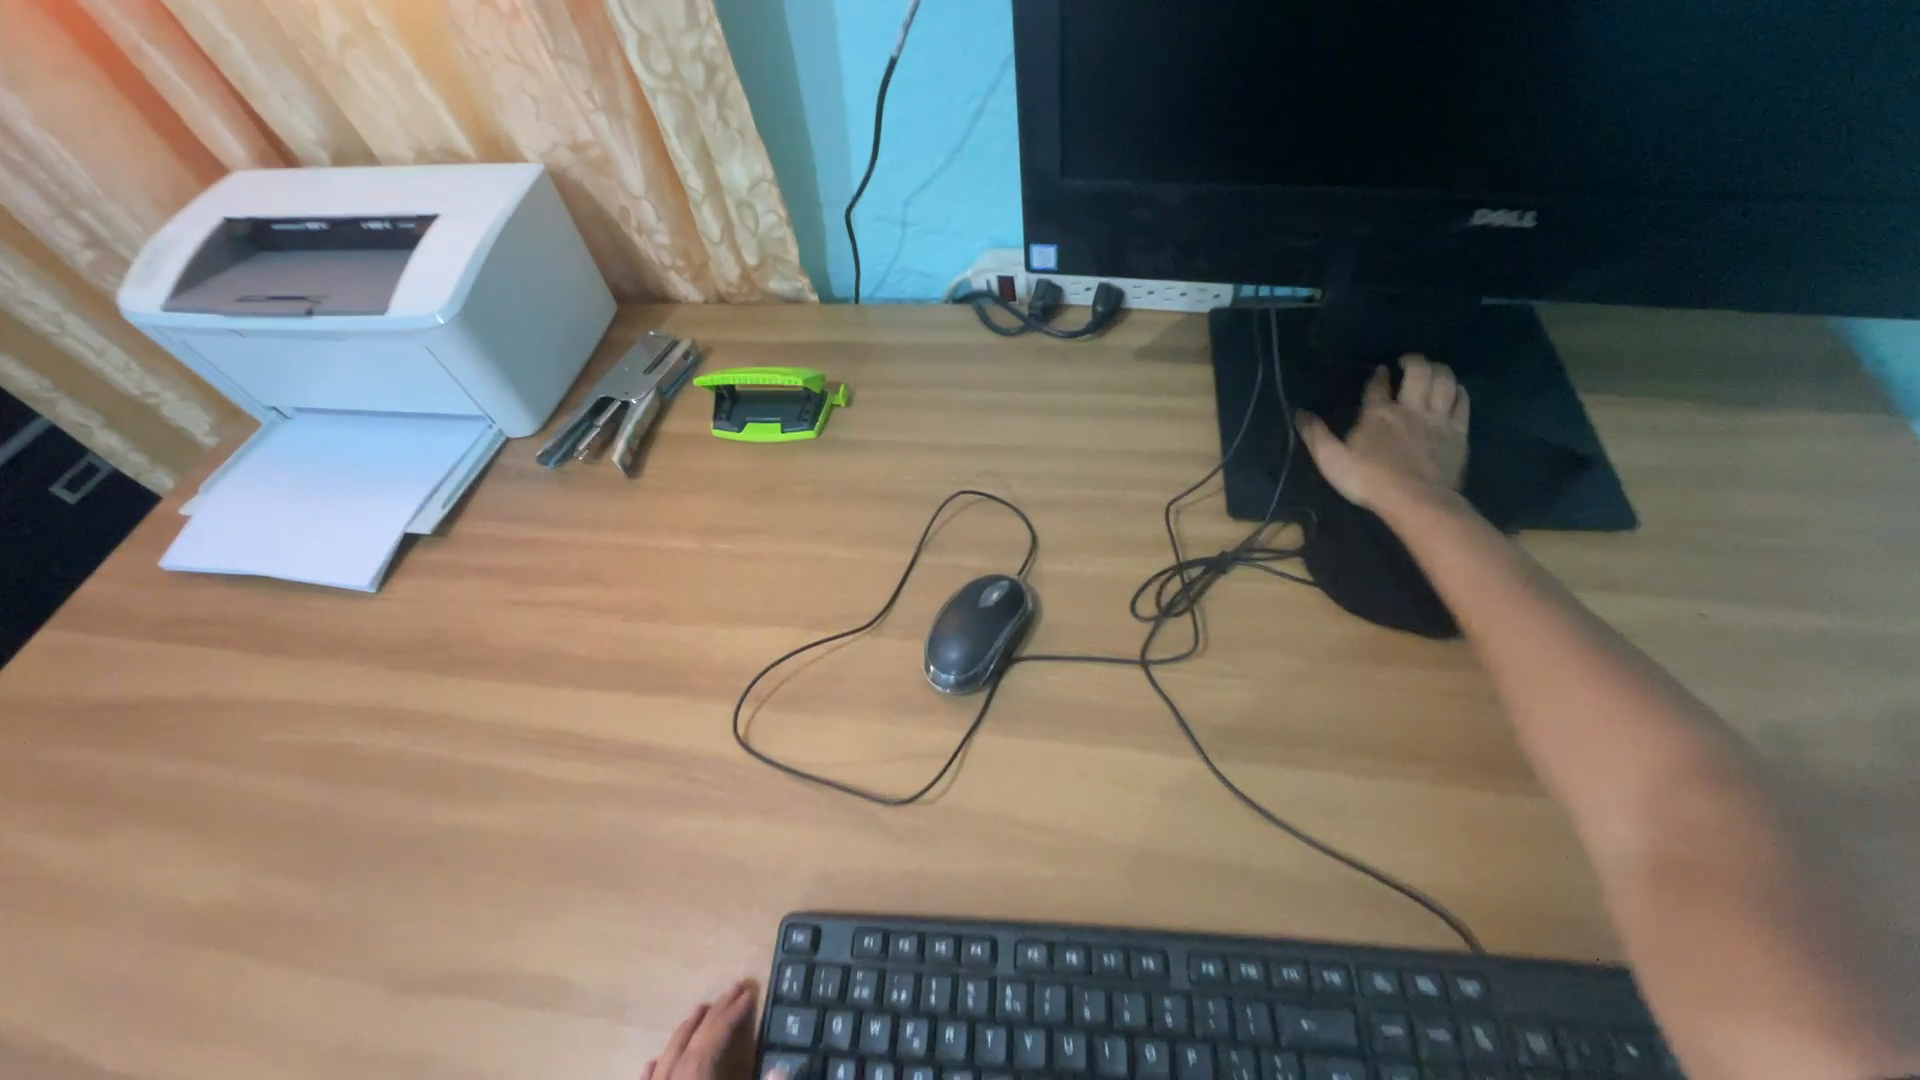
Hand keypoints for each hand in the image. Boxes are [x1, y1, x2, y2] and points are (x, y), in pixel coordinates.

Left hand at [644, 980, 757, 1079]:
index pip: (715, 1036)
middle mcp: (671, 1078)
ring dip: (684, 1033)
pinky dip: (652, 1069)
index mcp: (695, 1076)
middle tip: (734, 989)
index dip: (733, 1014)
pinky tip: (652, 1059)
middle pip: (692, 1042)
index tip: (749, 993)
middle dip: (714, 1014)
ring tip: (699, 1010)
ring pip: (666, 1058)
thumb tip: (779, 1067)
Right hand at [1297, 354, 1468, 510]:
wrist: (1415, 500)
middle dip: (1414, 361)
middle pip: (1419, 372)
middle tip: (1408, 361)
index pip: (1378, 384)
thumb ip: (1316, 435)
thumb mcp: (1331, 460)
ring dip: (1439, 370)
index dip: (1379, 374)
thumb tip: (1300, 413)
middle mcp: (1410, 408)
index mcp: (1378, 413)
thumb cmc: (1369, 480)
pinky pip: (1462, 402)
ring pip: (1445, 381)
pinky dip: (1458, 391)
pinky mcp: (1458, 432)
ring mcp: (1438, 419)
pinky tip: (1455, 390)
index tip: (1380, 370)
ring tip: (1433, 369)